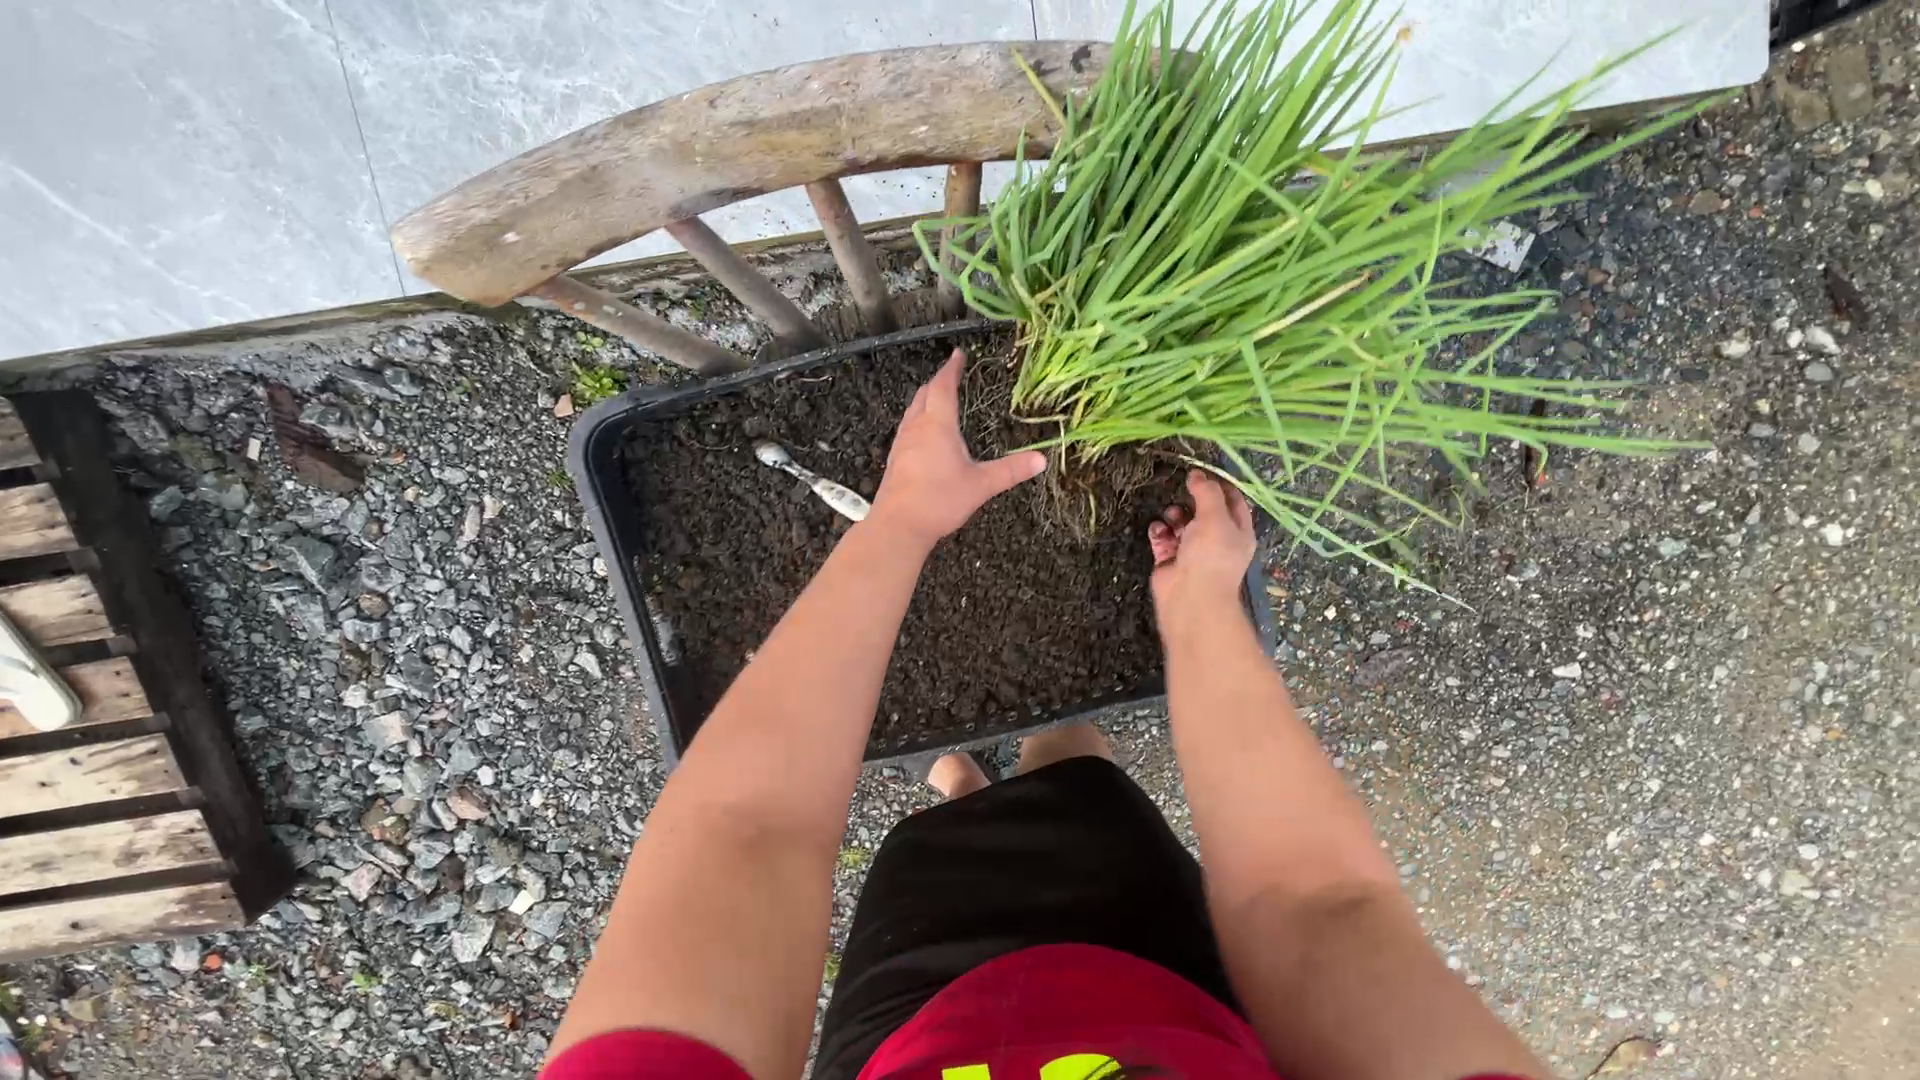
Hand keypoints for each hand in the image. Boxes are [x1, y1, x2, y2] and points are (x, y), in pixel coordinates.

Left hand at [868, 349, 1046, 546]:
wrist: (898, 525)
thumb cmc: (940, 500)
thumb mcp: (981, 485)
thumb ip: (1011, 471)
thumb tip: (1041, 460)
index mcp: (938, 425)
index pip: (943, 386)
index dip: (951, 369)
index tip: (958, 354)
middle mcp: (916, 428)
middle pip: (924, 394)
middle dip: (937, 382)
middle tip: (950, 376)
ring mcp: (902, 443)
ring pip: (912, 411)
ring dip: (925, 400)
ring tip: (937, 400)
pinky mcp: (895, 460)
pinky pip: (907, 429)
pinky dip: (917, 420)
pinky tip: (924, 435)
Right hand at [1148, 470, 1256, 636]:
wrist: (1190, 597)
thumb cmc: (1210, 555)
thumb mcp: (1215, 517)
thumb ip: (1206, 492)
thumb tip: (1196, 474)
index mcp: (1238, 531)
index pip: (1233, 501)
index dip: (1220, 484)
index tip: (1203, 471)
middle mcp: (1217, 540)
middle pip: (1205, 511)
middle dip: (1193, 500)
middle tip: (1184, 490)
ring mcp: (1193, 550)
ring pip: (1182, 523)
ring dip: (1174, 515)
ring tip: (1171, 516)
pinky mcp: (1171, 559)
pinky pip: (1163, 538)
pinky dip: (1159, 532)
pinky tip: (1158, 530)